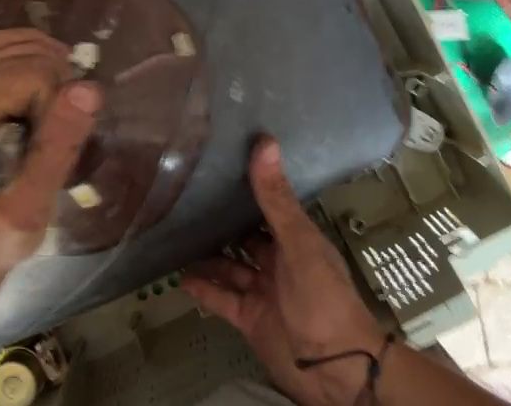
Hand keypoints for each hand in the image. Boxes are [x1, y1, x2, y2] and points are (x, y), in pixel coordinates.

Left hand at [0, 31, 102, 280]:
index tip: (49, 150)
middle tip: (53, 136)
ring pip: (23, 42)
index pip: (35, 73)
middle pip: (30, 52)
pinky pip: (9, 50)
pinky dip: (37, 64)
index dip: (57, 106)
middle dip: (56, 87)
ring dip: (51, 72)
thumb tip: (88, 87)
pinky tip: (45, 95)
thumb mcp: (30, 203)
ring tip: (52, 116)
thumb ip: (57, 145)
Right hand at [182, 138, 384, 405]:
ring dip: (208, 252)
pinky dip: (203, 288)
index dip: (248, 184)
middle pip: (245, 234)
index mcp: (296, 238)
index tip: (220, 159)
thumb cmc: (323, 298)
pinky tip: (180, 275)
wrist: (335, 370)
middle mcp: (279, 260)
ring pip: (230, 265)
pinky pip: (221, 299)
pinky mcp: (249, 318)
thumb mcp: (299, 244)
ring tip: (176, 231)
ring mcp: (263, 290)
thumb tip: (264, 142)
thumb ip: (276, 198)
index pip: (269, 203)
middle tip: (187, 193)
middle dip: (222, 218)